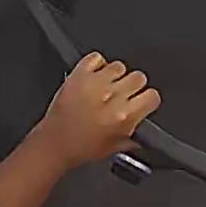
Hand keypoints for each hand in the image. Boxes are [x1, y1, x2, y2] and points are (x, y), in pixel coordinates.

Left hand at [24, 52, 160, 171]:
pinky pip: (96, 58)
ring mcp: (95, 83)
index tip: (142, 101)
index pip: (152, 96)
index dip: (148, 99)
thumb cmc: (80, 148)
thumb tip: (144, 132)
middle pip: (138, 77)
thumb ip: (133, 136)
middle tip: (122, 95)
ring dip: (114, 76)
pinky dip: (96, 65)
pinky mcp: (79, 75)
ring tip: (105, 87)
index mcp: (124, 117)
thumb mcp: (114, 148)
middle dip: (133, 86)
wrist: (53, 144)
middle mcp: (112, 97)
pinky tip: (94, 76)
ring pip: (119, 66)